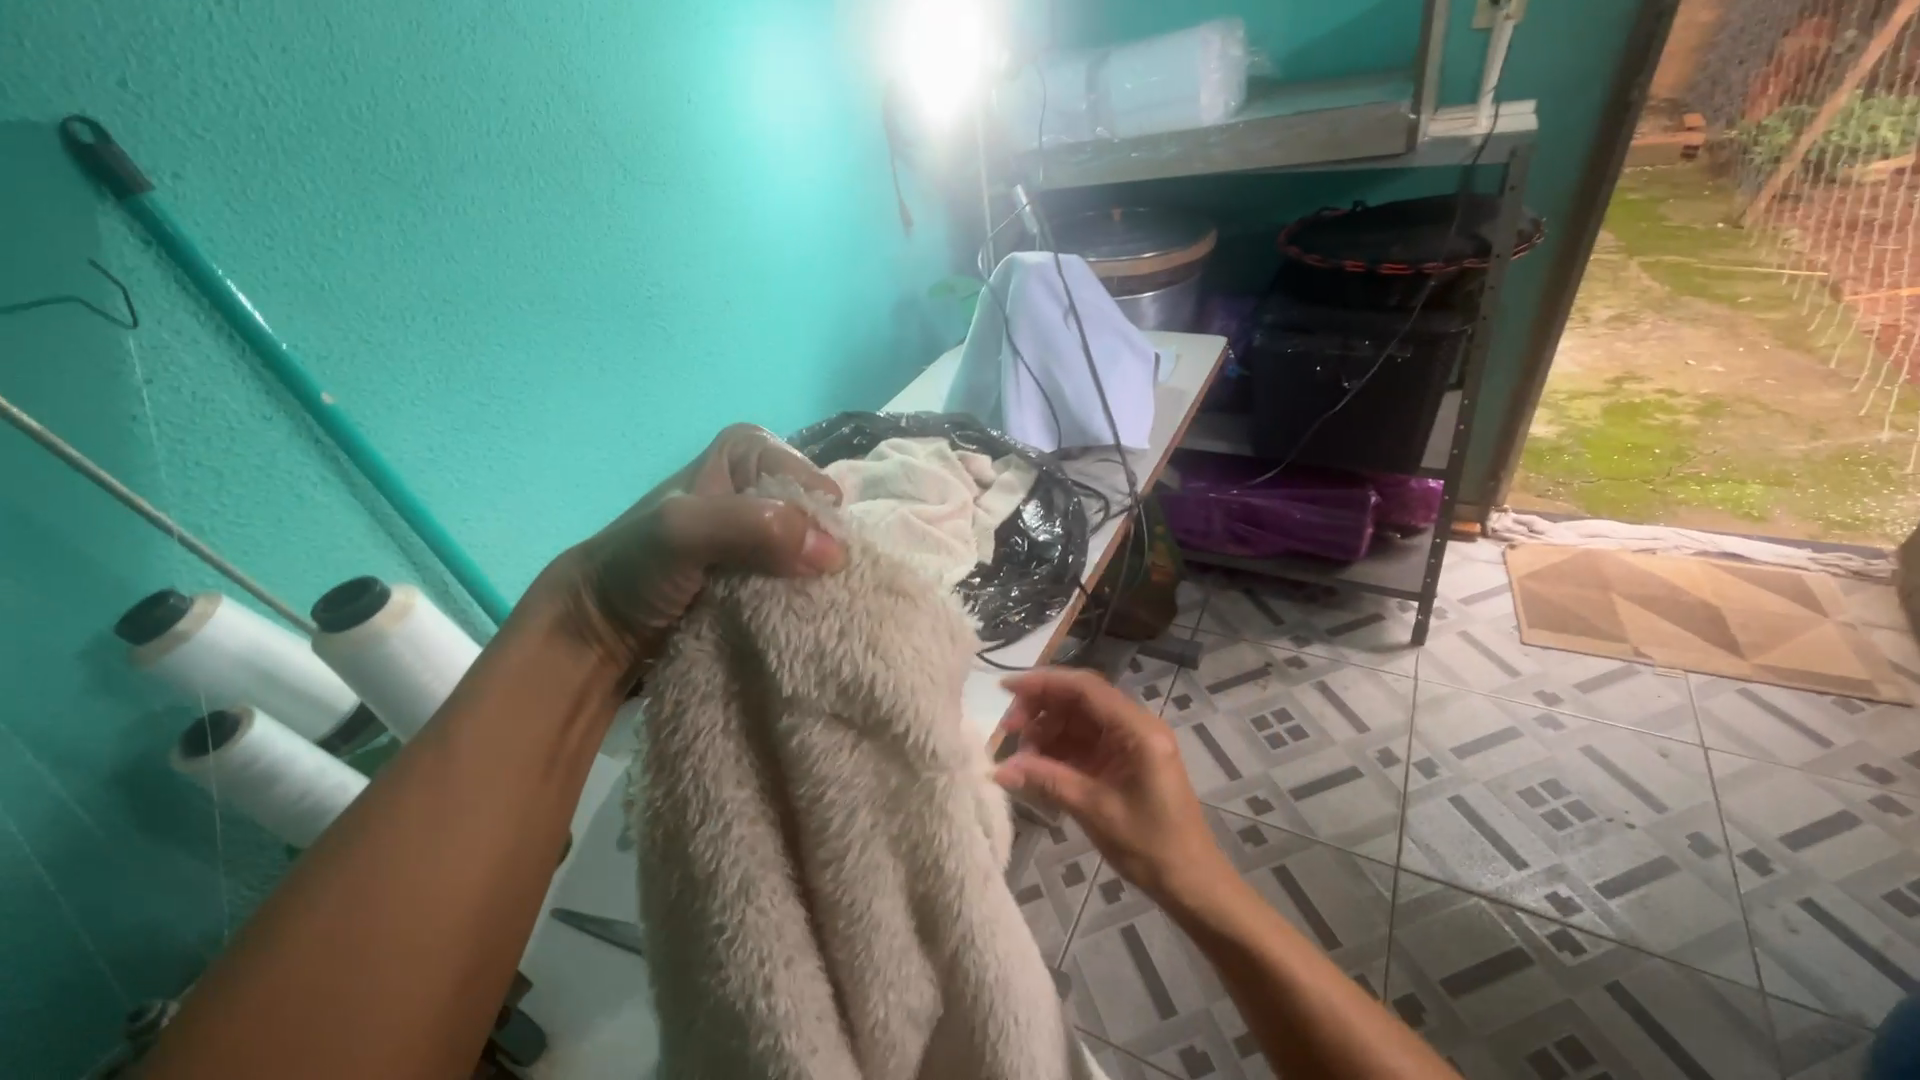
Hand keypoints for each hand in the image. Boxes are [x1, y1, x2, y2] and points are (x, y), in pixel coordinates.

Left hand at [541, 423, 846, 672]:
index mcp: (750, 449)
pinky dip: (802, 596)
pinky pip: (804, 577)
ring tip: (796, 607)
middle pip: (822, 519)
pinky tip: (792, 614)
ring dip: (813, 581)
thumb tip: (834, 553)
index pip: (816, 487)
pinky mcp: (765, 566)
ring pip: (817, 551)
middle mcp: (763, 480)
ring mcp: (766, 527)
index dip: (812, 527)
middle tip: (795, 590)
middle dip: (818, 555)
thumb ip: (755, 528)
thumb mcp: (685, 531)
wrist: (603, 624)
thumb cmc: (637, 566)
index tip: (789, 566)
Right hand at [993, 668, 1234, 903]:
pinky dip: (1058, 750)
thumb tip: (1000, 769)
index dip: (1042, 683)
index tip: (1005, 691)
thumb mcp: (1095, 810)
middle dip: (1040, 709)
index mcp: (1138, 730)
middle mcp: (1135, 727)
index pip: (1085, 688)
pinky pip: (1084, 743)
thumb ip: (1047, 781)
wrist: (1190, 881)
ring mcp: (1130, 744)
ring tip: (1021, 757)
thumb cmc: (1150, 845)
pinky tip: (1036, 767)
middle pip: (1079, 700)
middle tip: (1008, 732)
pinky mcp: (1123, 762)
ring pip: (1078, 721)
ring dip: (1047, 732)